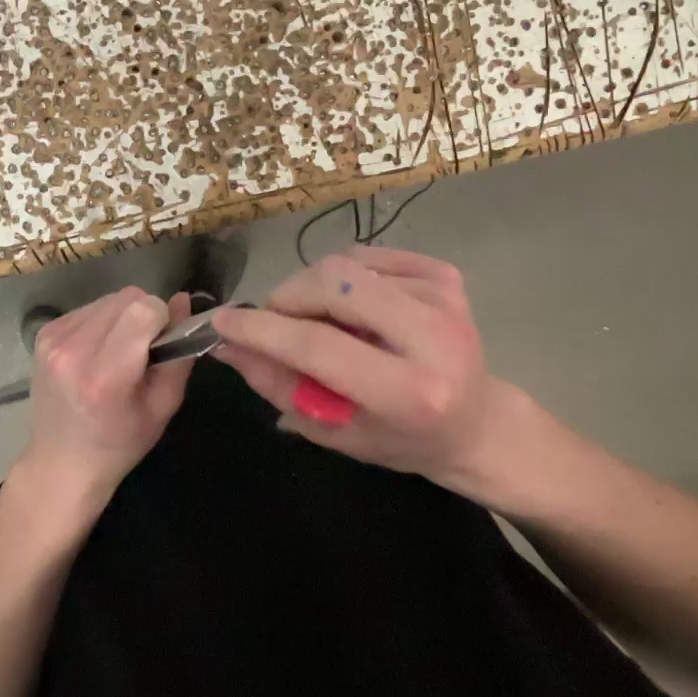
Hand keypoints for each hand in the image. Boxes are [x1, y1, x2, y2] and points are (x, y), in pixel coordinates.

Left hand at [19, 287, 193, 503]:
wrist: (62, 462)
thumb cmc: (118, 444)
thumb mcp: (163, 407)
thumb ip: (178, 354)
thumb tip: (183, 302)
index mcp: (105, 376)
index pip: (143, 309)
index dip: (162, 319)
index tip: (163, 343)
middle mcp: (73, 351)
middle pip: (126, 297)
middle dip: (144, 315)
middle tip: (144, 350)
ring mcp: (53, 340)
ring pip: (107, 299)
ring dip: (122, 317)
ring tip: (120, 352)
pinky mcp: (44, 334)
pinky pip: (87, 309)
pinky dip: (102, 322)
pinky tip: (99, 351)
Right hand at [208, 247, 527, 490]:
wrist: (477, 423)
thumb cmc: (398, 439)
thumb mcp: (331, 430)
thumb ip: (277, 385)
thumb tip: (227, 344)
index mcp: (409, 392)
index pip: (319, 345)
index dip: (262, 330)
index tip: (220, 321)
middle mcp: (434, 337)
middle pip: (334, 284)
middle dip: (287, 297)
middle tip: (275, 323)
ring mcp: (444, 298)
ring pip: (345, 265)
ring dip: (313, 290)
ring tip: (321, 323)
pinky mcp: (445, 275)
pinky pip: (365, 257)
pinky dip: (342, 280)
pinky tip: (352, 310)